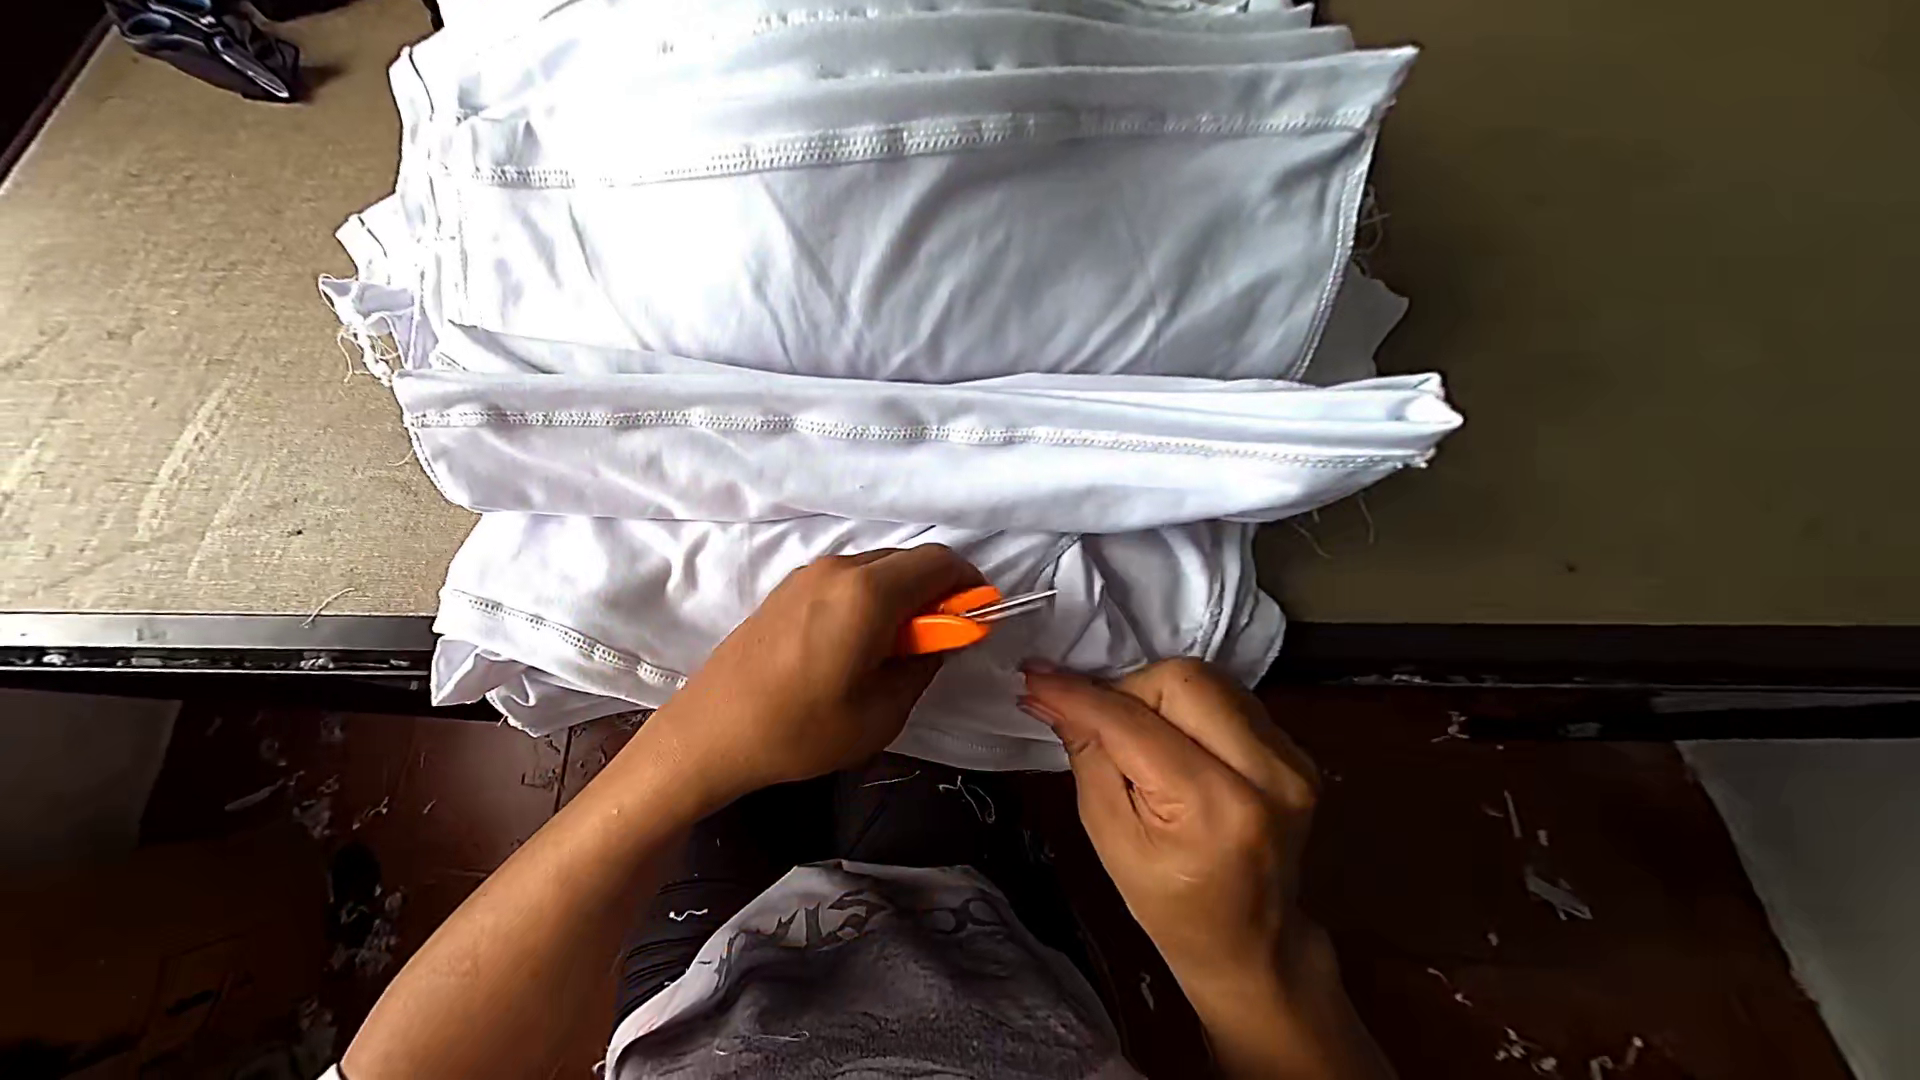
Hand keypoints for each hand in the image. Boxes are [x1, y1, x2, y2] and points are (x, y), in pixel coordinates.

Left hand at [648, 545, 982, 807]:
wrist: (709, 733)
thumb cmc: (801, 730)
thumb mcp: (882, 711)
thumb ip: (926, 662)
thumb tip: (947, 636)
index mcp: (868, 593)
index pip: (940, 562)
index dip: (969, 585)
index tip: (976, 619)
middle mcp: (840, 568)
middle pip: (910, 560)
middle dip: (937, 592)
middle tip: (937, 641)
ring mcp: (810, 573)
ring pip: (880, 567)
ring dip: (903, 596)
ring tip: (894, 648)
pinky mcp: (790, 587)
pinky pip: (850, 578)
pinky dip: (873, 597)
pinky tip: (857, 643)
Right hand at [1018, 658, 1318, 991]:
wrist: (1253, 944)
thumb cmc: (1169, 903)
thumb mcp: (1109, 835)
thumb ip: (1085, 754)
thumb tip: (1047, 694)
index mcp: (1215, 809)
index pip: (1133, 724)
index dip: (1079, 695)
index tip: (1035, 677)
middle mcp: (1266, 772)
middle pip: (1181, 680)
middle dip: (1128, 690)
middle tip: (1101, 721)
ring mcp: (1290, 758)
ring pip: (1205, 679)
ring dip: (1156, 693)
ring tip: (1139, 734)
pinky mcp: (1295, 750)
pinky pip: (1227, 695)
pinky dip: (1186, 703)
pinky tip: (1174, 739)